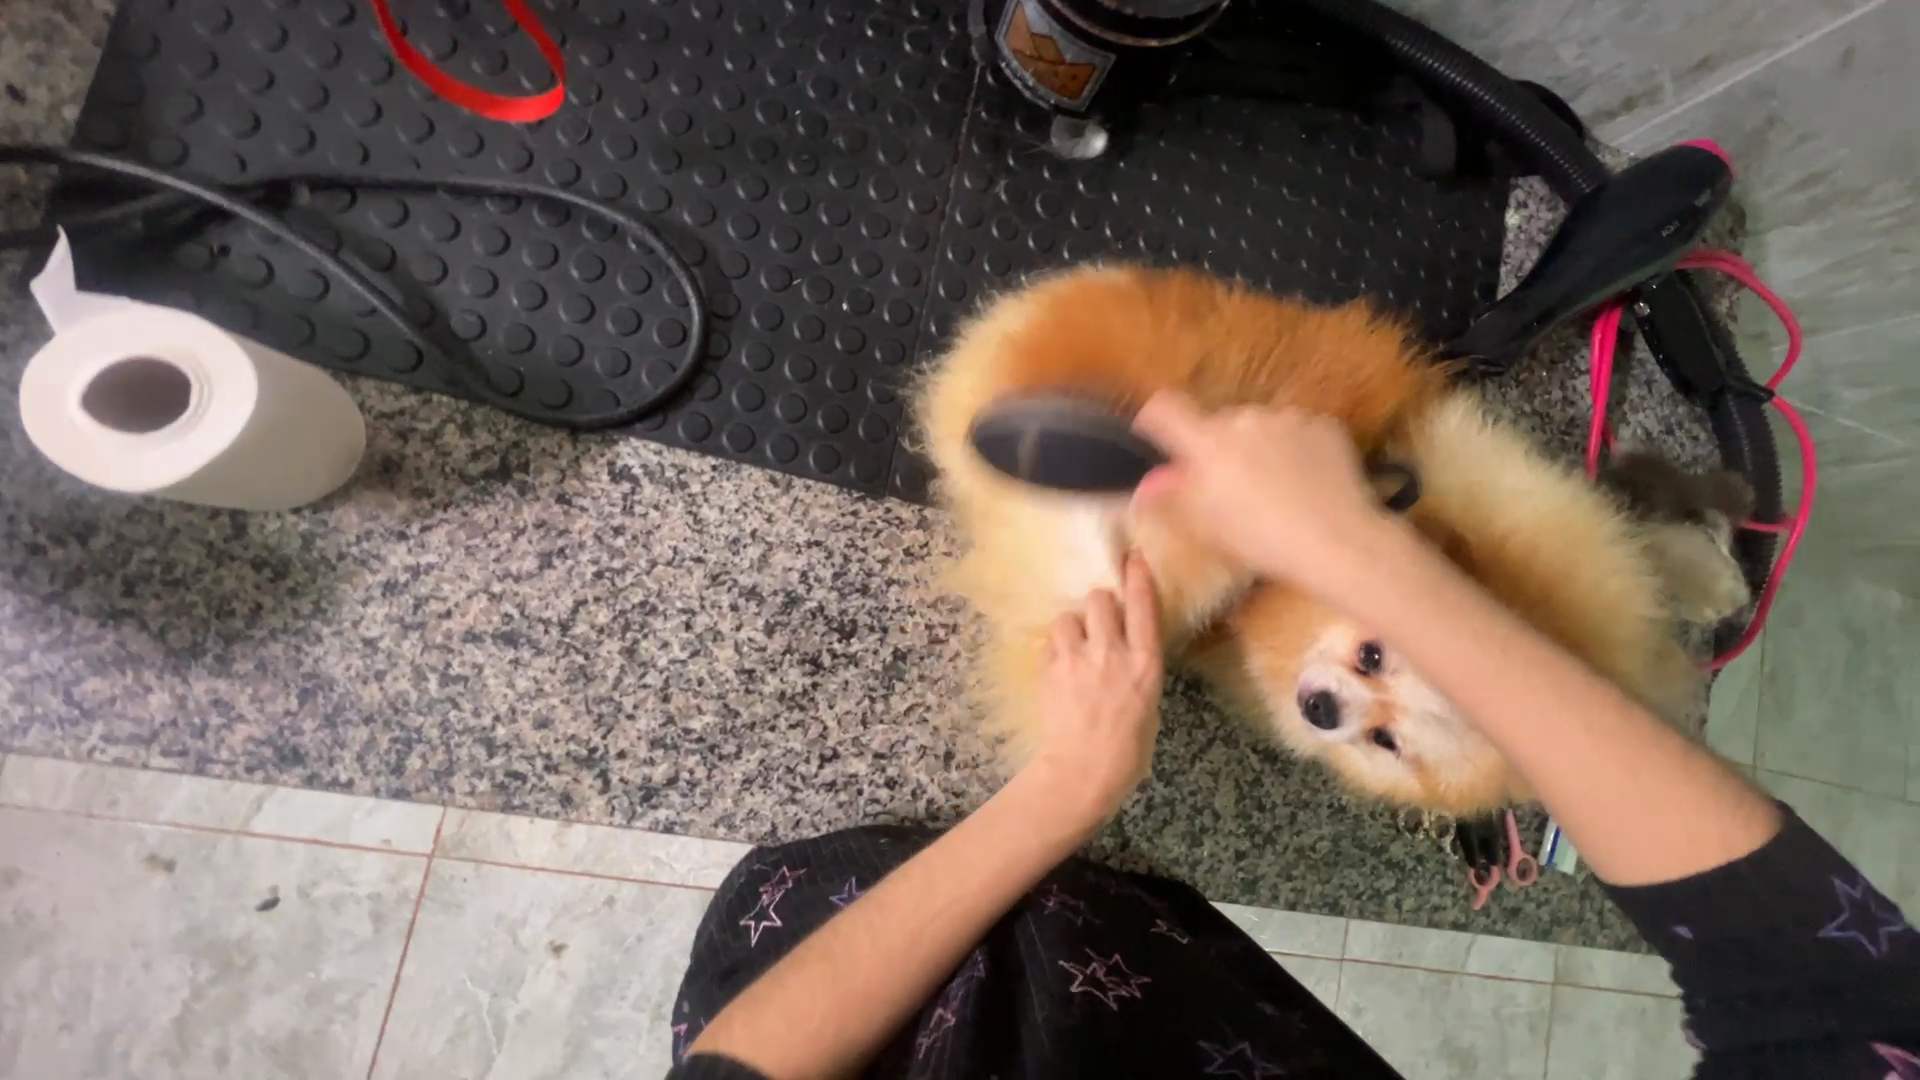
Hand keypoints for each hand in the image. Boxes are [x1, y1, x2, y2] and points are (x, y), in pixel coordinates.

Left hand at [1025, 554, 1164, 825]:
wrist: (1083, 769)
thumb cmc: (1128, 748)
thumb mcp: (1149, 704)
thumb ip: (1137, 669)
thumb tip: (1126, 653)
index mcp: (1145, 662)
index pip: (1143, 605)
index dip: (1138, 576)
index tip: (1133, 557)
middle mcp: (1111, 651)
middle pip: (1099, 598)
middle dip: (1098, 604)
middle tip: (1098, 622)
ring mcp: (1076, 657)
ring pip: (1068, 617)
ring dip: (1072, 627)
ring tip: (1074, 648)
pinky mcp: (1048, 668)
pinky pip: (1050, 643)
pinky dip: (1054, 651)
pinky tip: (1059, 670)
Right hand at [1131, 391, 1388, 583]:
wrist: (1337, 541)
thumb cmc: (1260, 540)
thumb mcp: (1206, 526)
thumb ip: (1172, 496)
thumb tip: (1146, 485)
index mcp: (1207, 443)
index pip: (1166, 410)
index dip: (1153, 417)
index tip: (1152, 430)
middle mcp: (1243, 420)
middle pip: (1216, 424)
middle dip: (1216, 447)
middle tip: (1227, 485)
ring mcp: (1287, 418)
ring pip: (1258, 427)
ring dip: (1255, 447)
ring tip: (1272, 487)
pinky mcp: (1323, 424)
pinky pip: (1295, 430)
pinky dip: (1292, 449)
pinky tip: (1303, 482)